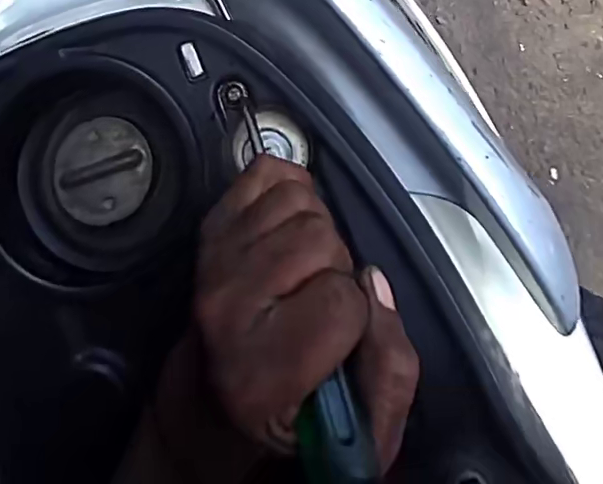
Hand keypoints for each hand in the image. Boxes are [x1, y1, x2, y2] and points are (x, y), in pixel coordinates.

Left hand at [193, 156, 419, 469]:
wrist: (213, 389)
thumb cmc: (292, 408)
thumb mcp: (359, 432)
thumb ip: (391, 370)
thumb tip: (374, 282)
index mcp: (262, 371)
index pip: (340, 302)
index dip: (358, 314)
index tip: (344, 333)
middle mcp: (227, 308)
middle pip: (319, 239)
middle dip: (337, 264)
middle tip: (323, 294)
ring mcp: (215, 259)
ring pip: (298, 198)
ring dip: (317, 225)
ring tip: (308, 263)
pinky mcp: (212, 224)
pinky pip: (269, 170)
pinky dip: (292, 185)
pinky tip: (292, 224)